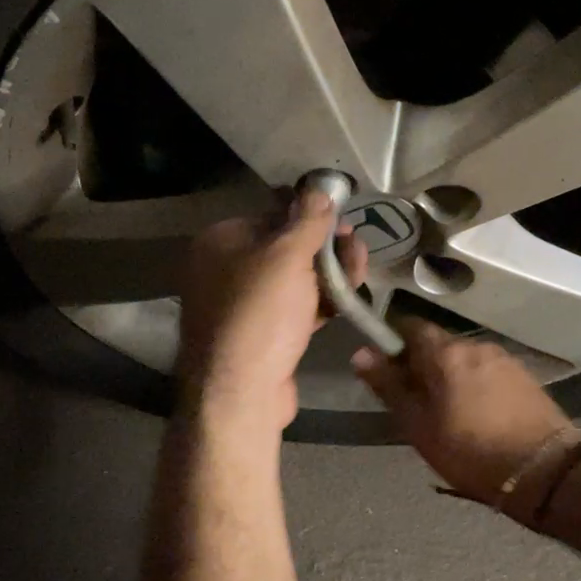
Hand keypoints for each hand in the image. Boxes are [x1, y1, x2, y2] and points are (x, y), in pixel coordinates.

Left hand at [177, 191, 366, 431]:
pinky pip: (295, 310)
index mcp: (219, 242)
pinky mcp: (261, 337)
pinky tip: (348, 299)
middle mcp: (224, 271)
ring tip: (360, 269)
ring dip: (329, 274)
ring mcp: (243, 308)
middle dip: (325, 246)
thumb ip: (307, 220)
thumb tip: (319, 188)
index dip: (307, 215)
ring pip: (293, 281)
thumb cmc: (260, 313)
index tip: (341, 218)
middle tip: (357, 245)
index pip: (269, 215)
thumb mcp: (286, 256)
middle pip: (283, 249)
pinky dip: (321, 303)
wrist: (241, 392)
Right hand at [351, 321, 575, 503]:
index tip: (385, 371)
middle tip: (414, 403)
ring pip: (464, 361)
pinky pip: (488, 374)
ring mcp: (506, 360)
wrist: (544, 473)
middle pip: (438, 345)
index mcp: (446, 352)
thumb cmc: (470, 452)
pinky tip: (477, 416)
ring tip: (448, 414)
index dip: (392, 344)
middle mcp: (477, 345)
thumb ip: (390, 387)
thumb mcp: (418, 426)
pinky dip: (475, 386)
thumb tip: (361, 354)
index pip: (409, 327)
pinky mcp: (526, 378)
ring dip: (450, 378)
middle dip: (422, 366)